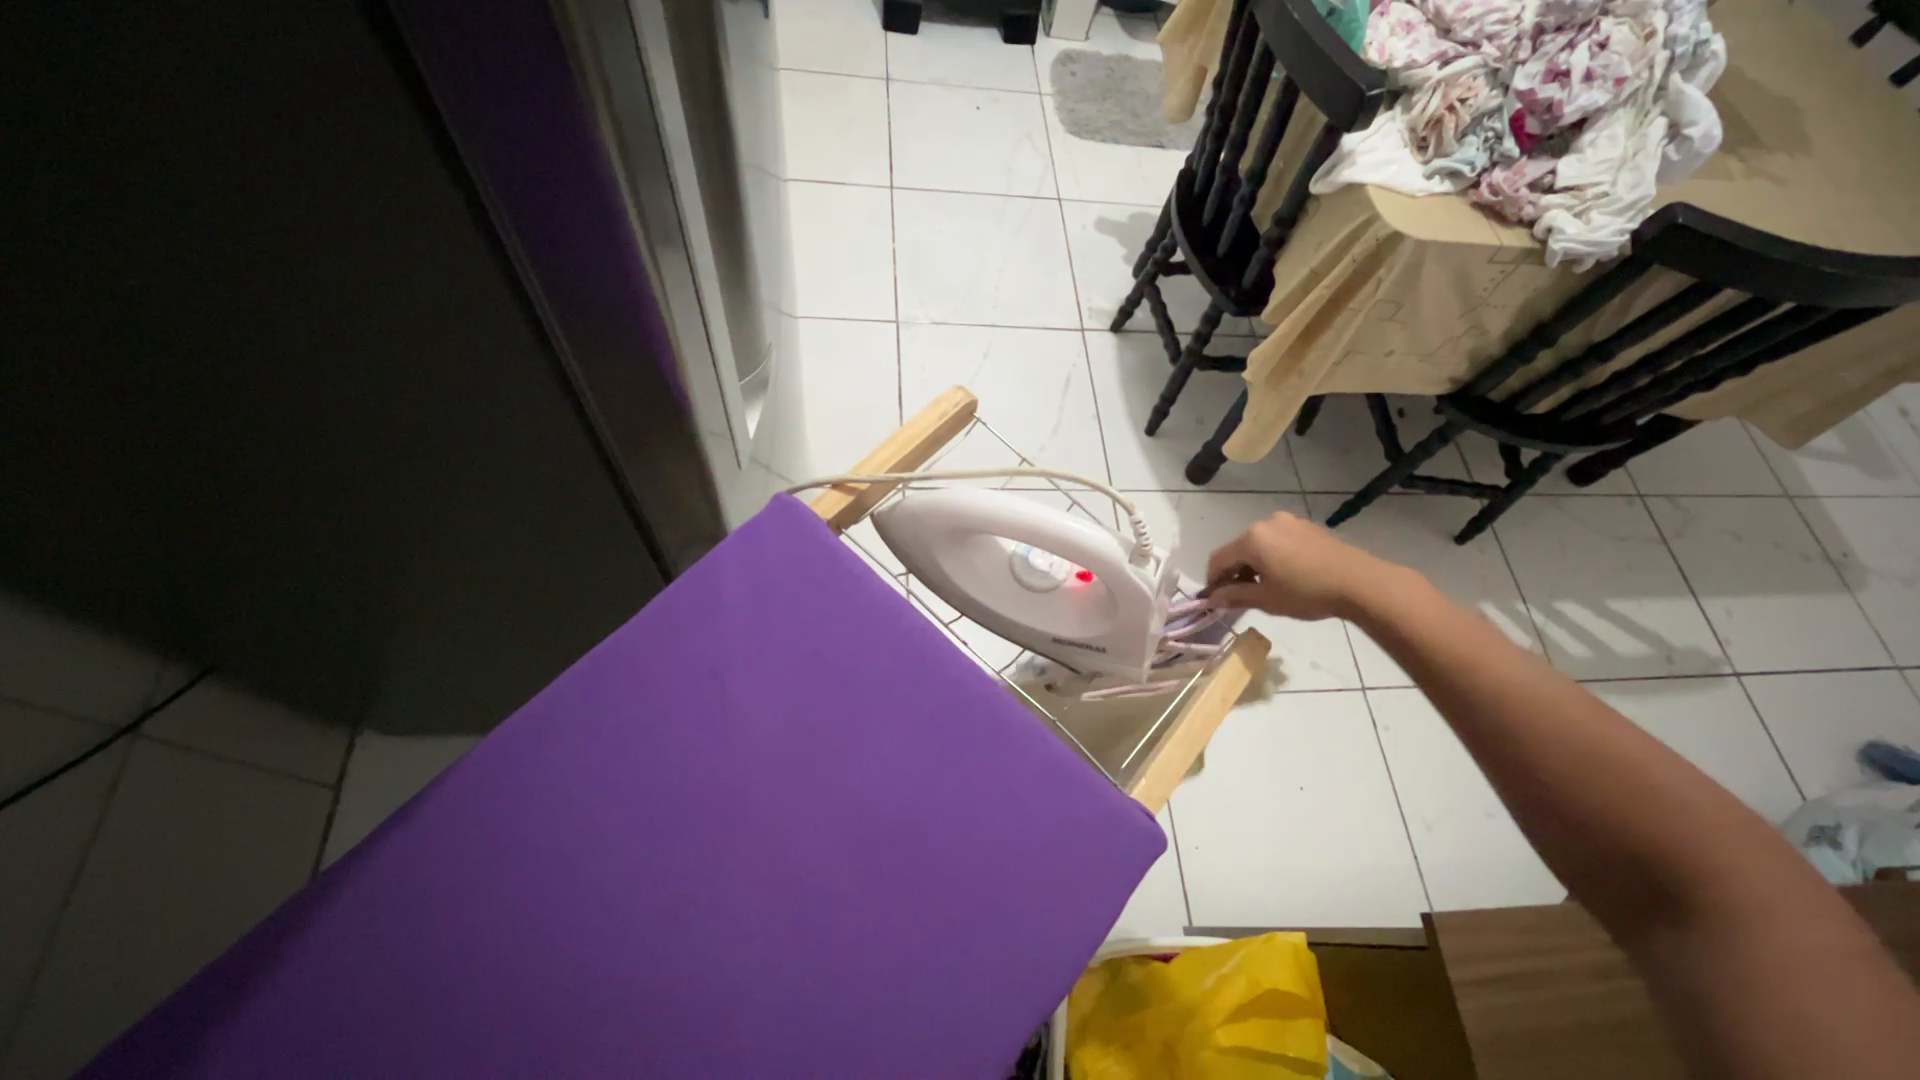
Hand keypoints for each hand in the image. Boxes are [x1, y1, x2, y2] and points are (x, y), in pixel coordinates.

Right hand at [1204, 511, 1407, 620]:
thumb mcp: (1266, 599)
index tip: (1214, 599)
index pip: (1218, 559)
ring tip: (1264, 587)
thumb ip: (1234, 596)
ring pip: (1259, 544)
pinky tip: (1285, 575)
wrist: (1359, 582)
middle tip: (1238, 596)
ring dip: (1254, 564)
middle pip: (1238, 549)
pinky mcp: (1307, 526)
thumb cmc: (1307, 592)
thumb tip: (1212, 599)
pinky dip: (1272, 556)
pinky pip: (1278, 540)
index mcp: (1251, 539)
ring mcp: (1289, 522)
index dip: (1212, 580)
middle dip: (1234, 572)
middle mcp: (1266, 523)